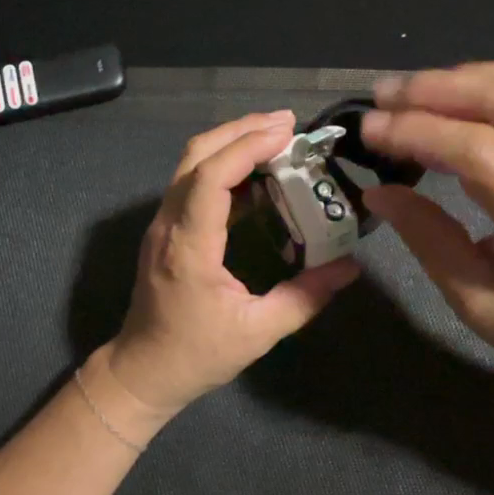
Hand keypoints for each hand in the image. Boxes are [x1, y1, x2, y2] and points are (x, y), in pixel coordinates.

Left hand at [103, 110, 360, 416]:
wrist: (143, 370)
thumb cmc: (196, 354)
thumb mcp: (258, 332)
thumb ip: (305, 297)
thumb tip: (350, 267)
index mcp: (188, 246)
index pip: (210, 178)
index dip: (247, 148)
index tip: (287, 133)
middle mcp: (169, 225)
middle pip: (196, 156)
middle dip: (241, 131)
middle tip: (288, 124)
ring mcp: (163, 225)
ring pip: (191, 164)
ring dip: (231, 144)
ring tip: (278, 140)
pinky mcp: (166, 231)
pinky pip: (192, 184)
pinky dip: (224, 168)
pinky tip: (259, 178)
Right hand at [361, 63, 493, 379]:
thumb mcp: (471, 299)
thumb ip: (426, 238)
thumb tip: (376, 191)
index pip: (480, 151)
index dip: (418, 131)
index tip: (369, 130)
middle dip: (434, 91)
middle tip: (382, 99)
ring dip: (461, 78)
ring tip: (410, 92)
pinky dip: (491, 78)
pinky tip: (454, 93)